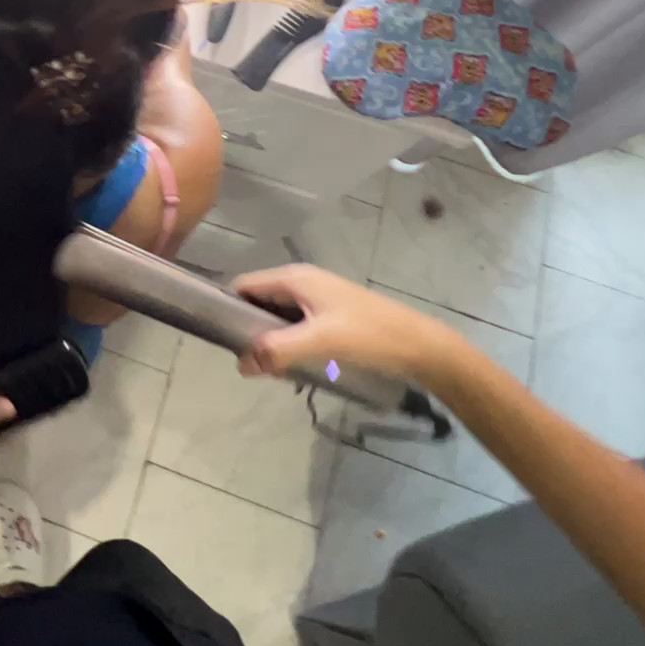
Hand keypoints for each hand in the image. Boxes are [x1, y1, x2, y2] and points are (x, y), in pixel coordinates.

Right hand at [229, 264, 470, 386]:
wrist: (422, 347)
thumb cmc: (370, 336)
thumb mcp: (320, 342)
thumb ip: (277, 350)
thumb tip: (240, 364)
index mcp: (294, 278)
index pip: (243, 285)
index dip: (227, 308)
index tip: (222, 338)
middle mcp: (301, 282)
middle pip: (257, 300)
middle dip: (249, 328)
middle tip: (250, 361)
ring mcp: (316, 297)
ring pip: (275, 315)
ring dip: (269, 339)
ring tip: (271, 367)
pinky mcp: (328, 314)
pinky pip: (294, 325)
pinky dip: (287, 342)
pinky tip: (294, 364)